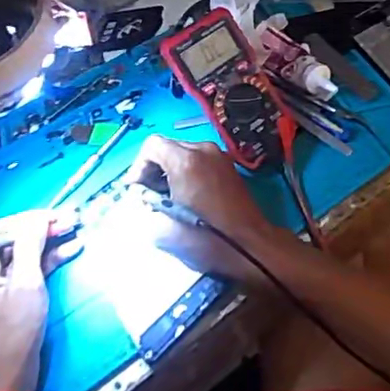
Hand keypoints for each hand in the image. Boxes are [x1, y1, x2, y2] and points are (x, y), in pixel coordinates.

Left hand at [0, 211, 75, 390]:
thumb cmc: (13, 338)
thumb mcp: (27, 285)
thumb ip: (30, 246)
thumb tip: (36, 219)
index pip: (0, 229)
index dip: (29, 219)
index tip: (56, 216)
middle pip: (8, 242)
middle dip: (40, 231)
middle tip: (68, 222)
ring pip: (17, 259)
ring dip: (44, 247)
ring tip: (72, 234)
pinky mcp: (0, 308)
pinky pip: (19, 277)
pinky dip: (40, 266)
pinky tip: (64, 256)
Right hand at [123, 136, 291, 286]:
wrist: (252, 246)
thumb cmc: (208, 239)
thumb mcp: (166, 230)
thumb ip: (147, 208)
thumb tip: (143, 198)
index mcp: (186, 161)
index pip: (152, 145)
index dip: (139, 165)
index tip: (138, 188)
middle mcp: (203, 150)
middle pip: (168, 146)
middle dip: (154, 168)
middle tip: (150, 195)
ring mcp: (218, 155)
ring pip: (184, 152)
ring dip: (171, 170)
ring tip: (169, 197)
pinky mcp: (228, 165)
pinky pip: (200, 159)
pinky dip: (188, 171)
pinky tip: (189, 196)